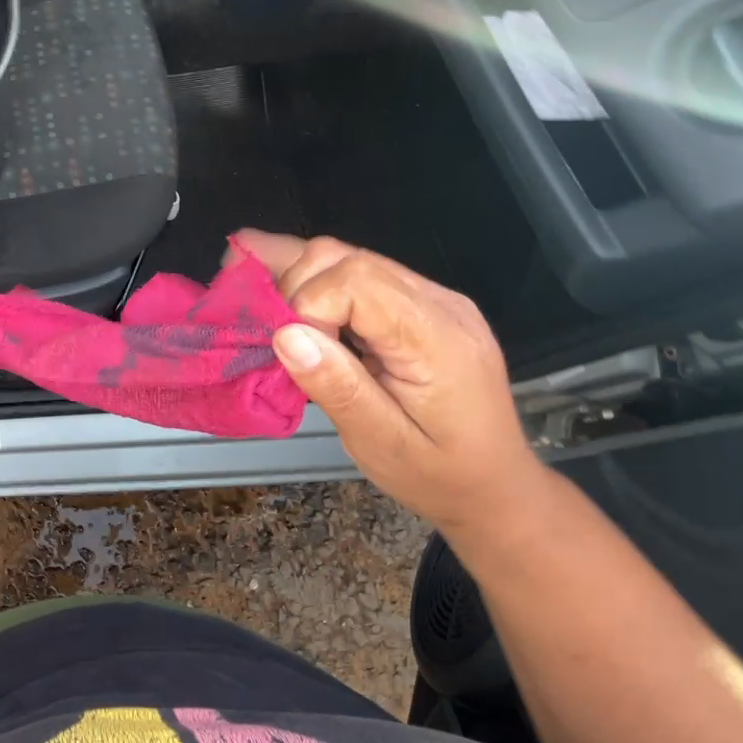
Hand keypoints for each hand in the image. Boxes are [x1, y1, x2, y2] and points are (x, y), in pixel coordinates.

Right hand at [239, 231, 551, 534]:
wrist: (493, 486)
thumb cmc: (438, 474)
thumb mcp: (383, 446)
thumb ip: (339, 388)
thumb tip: (285, 335)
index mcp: (438, 341)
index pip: (357, 283)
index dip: (307, 305)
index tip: (292, 351)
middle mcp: (438, 305)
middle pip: (345, 259)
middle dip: (292, 287)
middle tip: (272, 334)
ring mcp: (429, 297)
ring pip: (344, 256)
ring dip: (292, 276)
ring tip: (250, 295)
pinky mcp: (413, 301)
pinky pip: (354, 272)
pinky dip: (309, 279)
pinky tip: (274, 283)